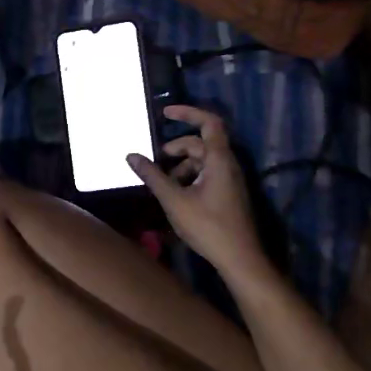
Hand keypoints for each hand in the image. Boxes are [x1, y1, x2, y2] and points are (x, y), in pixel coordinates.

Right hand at [128, 105, 264, 275]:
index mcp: (219, 159)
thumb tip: (131, 156)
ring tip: (163, 183)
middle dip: (176, 147)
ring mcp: (230, 179)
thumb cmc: (207, 226)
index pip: (208, 122)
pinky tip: (176, 195)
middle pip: (201, 143)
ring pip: (203, 161)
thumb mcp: (174, 200)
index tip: (165, 113)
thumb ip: (152, 176)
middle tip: (155, 160)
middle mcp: (228, 164)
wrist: (239, 257)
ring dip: (181, 165)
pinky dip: (189, 177)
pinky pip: (207, 174)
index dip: (188, 113)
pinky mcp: (228, 193)